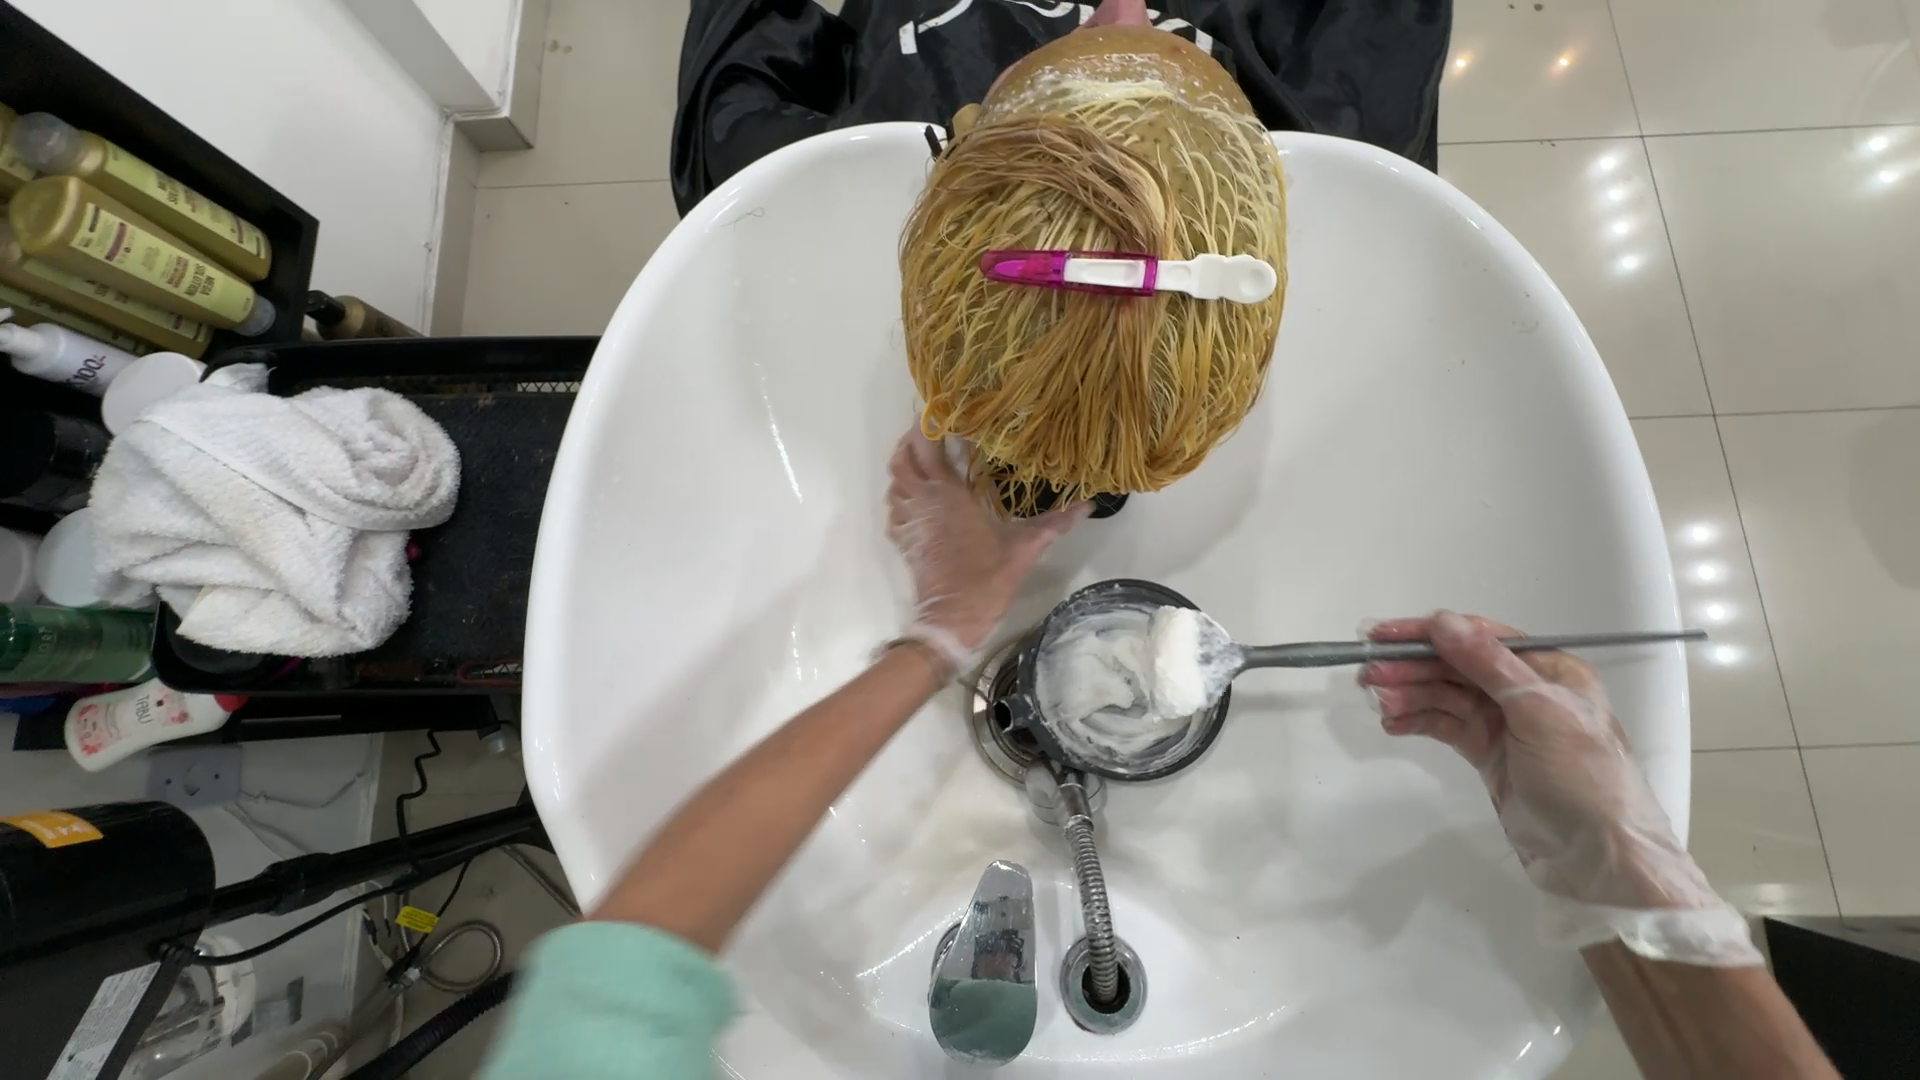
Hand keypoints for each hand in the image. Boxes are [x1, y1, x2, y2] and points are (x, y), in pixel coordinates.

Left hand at [886, 430, 1087, 671]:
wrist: (952, 619)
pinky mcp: (904, 543)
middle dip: (910, 441)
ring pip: (893, 483)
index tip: (943, 414)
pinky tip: (916, 498)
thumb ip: (1055, 522)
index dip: (928, 427)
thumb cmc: (986, 578)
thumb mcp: (1025, 547)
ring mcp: (909, 523)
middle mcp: (922, 503)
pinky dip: (899, 497)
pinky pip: (892, 510)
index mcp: (947, 495)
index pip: (926, 448)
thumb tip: (1088, 504)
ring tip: (924, 459)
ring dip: (903, 467)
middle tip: (932, 432)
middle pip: (901, 460)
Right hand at [1360, 611, 1760, 965]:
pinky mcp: (1485, 749)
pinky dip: (1415, 720)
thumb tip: (1441, 620)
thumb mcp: (1540, 713)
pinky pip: (1441, 723)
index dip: (1427, 633)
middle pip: (1452, 665)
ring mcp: (1502, 720)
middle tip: (1369, 677)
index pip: (1477, 637)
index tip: (1381, 636)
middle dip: (1409, 669)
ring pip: (1441, 694)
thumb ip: (1488, 664)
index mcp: (1548, 669)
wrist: (1597, 858)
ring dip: (1408, 695)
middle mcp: (1523, 688)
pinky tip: (1394, 724)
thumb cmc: (1583, 779)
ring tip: (1381, 706)